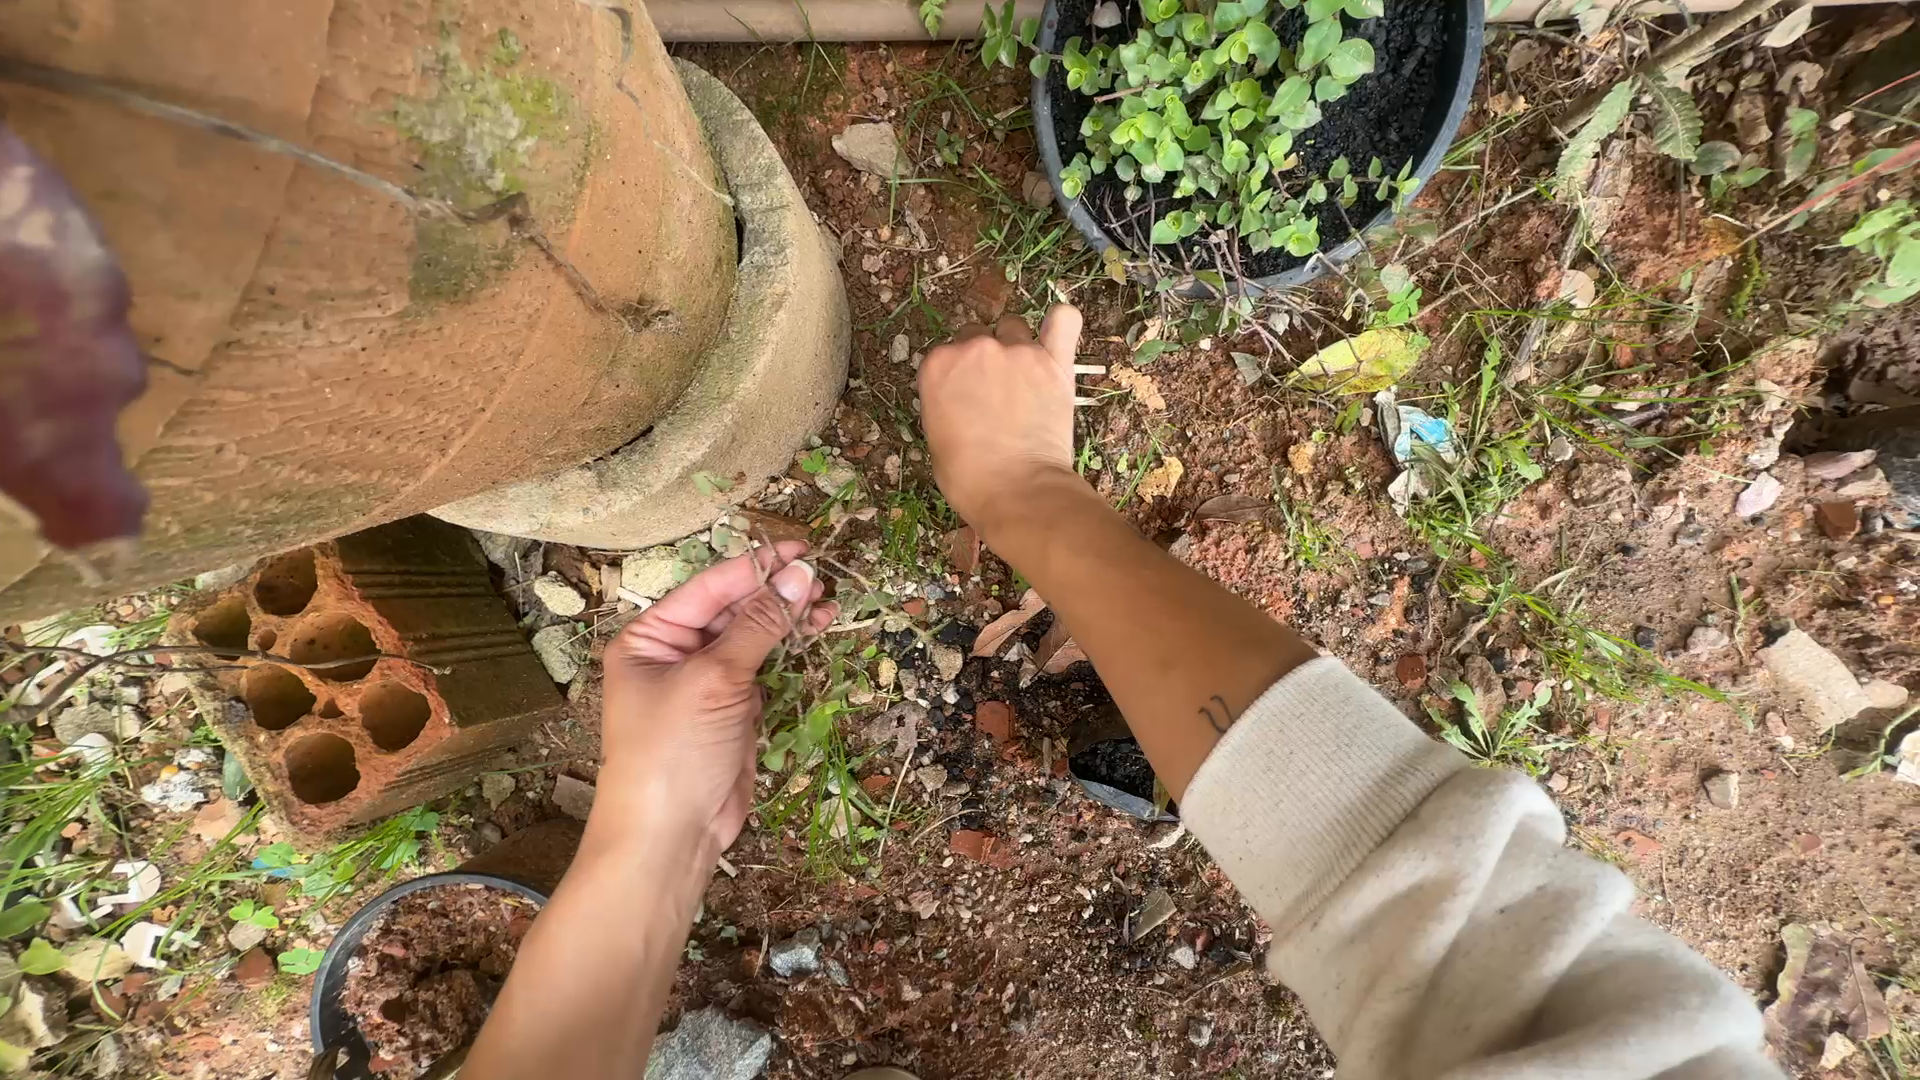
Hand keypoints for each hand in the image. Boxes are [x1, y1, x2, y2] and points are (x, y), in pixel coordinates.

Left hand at [594, 543, 834, 857]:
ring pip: (752, 634)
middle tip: (822, 578)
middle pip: (733, 608)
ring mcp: (705, 679)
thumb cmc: (674, 748)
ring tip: (827, 602)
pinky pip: (763, 663)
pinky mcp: (732, 705)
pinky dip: (788, 647)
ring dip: (788, 618)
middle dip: (776, 592)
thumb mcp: (716, 678)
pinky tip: (814, 629)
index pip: (710, 588)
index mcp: (651, 637)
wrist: (671, 834)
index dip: (756, 566)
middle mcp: (675, 652)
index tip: (801, 549)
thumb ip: (761, 623)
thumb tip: (802, 574)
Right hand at [918, 306, 1085, 536]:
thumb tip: (963, 400)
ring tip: (1024, 380)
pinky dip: (1060, 323)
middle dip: (984, 360)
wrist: (1016, 490)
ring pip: (1013, 328)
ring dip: (1016, 347)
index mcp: (938, 366)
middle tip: (995, 395)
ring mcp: (1016, 351)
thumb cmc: (969, 478)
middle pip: (977, 335)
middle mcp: (974, 348)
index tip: (966, 397)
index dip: (958, 376)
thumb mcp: (937, 439)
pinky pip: (1063, 319)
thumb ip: (946, 403)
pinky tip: (1055, 337)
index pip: (946, 353)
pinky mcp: (1054, 362)